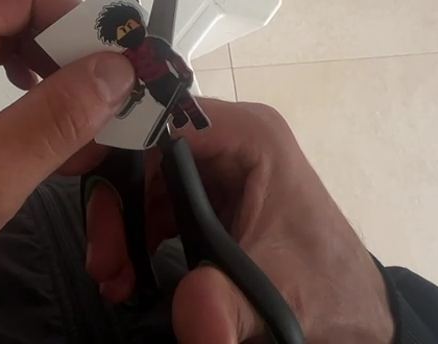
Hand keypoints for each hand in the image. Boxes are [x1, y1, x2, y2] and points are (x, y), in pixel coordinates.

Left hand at [0, 0, 135, 330]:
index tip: (119, 67)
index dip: (82, 18)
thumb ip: (59, 116)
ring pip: (14, 36)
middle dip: (74, 48)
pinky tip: (46, 126)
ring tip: (86, 118)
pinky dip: (30, 88)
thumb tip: (119, 67)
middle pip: (24, 7)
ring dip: (56, 71)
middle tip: (111, 99)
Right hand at [82, 100, 394, 343]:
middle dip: (118, 202)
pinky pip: (157, 197)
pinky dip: (137, 233)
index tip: (77, 175)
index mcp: (250, 134)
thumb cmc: (331, 291)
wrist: (360, 320)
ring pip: (145, 174)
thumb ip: (232, 302)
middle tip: (102, 260)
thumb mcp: (280, 295)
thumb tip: (190, 313)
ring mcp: (219, 161)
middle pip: (148, 147)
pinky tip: (130, 274)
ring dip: (121, 223)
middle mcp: (230, 136)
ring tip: (113, 278)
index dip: (119, 141)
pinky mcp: (212, 189)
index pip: (166, 118)